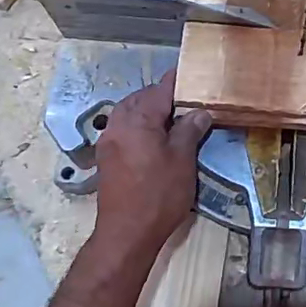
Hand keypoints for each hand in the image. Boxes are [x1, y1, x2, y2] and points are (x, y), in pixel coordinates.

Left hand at [92, 70, 212, 256]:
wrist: (127, 233)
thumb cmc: (159, 194)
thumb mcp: (182, 160)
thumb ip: (189, 130)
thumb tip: (198, 112)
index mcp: (137, 119)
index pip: (160, 90)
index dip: (177, 81)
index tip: (191, 73)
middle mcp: (117, 124)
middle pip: (141, 99)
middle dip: (162, 96)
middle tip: (188, 100)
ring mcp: (108, 141)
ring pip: (129, 113)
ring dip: (149, 111)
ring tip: (174, 119)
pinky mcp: (107, 158)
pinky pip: (124, 129)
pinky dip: (140, 126)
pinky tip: (156, 138)